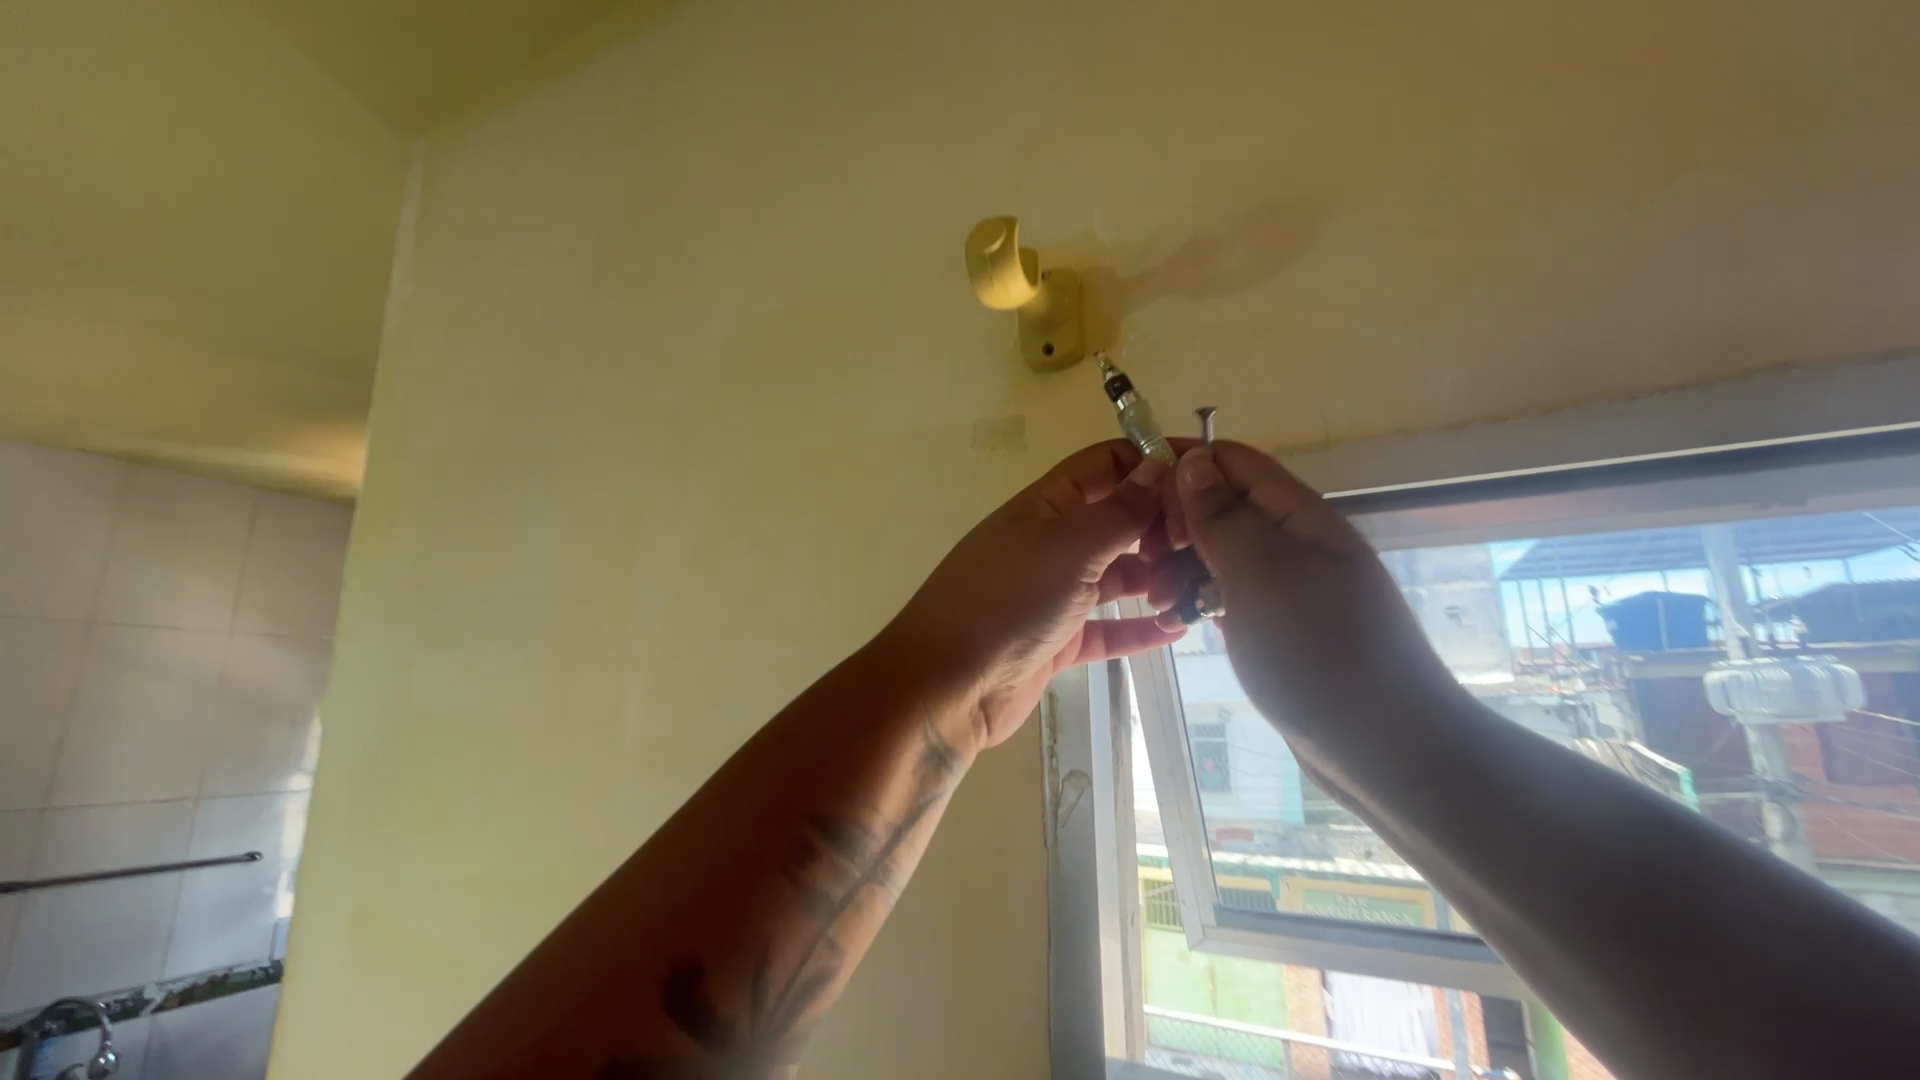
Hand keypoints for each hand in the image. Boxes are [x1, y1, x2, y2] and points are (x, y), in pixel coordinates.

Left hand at [887, 441, 1188, 749]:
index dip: (1152, 462)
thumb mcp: (1068, 546)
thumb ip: (1120, 511)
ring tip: (1197, 593)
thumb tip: (1160, 465)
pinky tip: (1177, 629)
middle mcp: (1051, 543)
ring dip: (1158, 579)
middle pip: (1119, 520)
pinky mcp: (1058, 640)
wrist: (946, 685)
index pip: (1106, 465)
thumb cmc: (1006, 600)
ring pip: (1118, 576)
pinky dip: (1140, 628)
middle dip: (1163, 528)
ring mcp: (1054, 593)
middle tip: (1203, 550)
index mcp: (1047, 505)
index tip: (1205, 476)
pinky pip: (1108, 628)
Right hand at [1149, 441, 1464, 740]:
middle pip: (1223, 506)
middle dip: (1176, 525)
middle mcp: (1296, 541)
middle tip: (1144, 565)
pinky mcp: (1282, 623)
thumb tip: (1194, 459)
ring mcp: (1290, 584)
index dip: (1183, 469)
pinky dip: (1201, 599)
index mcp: (1299, 515)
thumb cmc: (1319, 653)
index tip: (1139, 506)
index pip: (1232, 462)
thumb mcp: (1263, 575)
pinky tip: (1180, 621)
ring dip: (1181, 567)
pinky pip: (1232, 592)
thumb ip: (1224, 517)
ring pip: (1222, 552)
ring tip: (1157, 603)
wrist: (1386, 748)